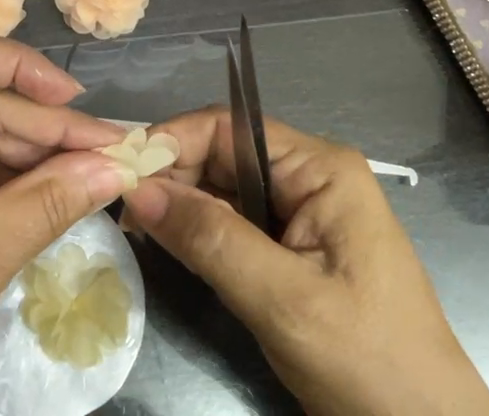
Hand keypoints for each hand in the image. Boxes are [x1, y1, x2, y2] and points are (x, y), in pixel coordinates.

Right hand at [123, 108, 488, 415]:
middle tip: (119, 208)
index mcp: (320, 169)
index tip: (120, 172)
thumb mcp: (284, 300)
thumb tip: (135, 189)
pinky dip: (196, 230)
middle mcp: (308, 177)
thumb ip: (209, 239)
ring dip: (178, 203)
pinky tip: (166, 245)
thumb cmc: (369, 361)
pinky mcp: (290, 248)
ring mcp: (301, 213)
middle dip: (170, 174)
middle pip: (220, 153)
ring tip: (133, 226)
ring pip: (220, 188)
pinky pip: (231, 221)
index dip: (170, 142)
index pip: (226, 128)